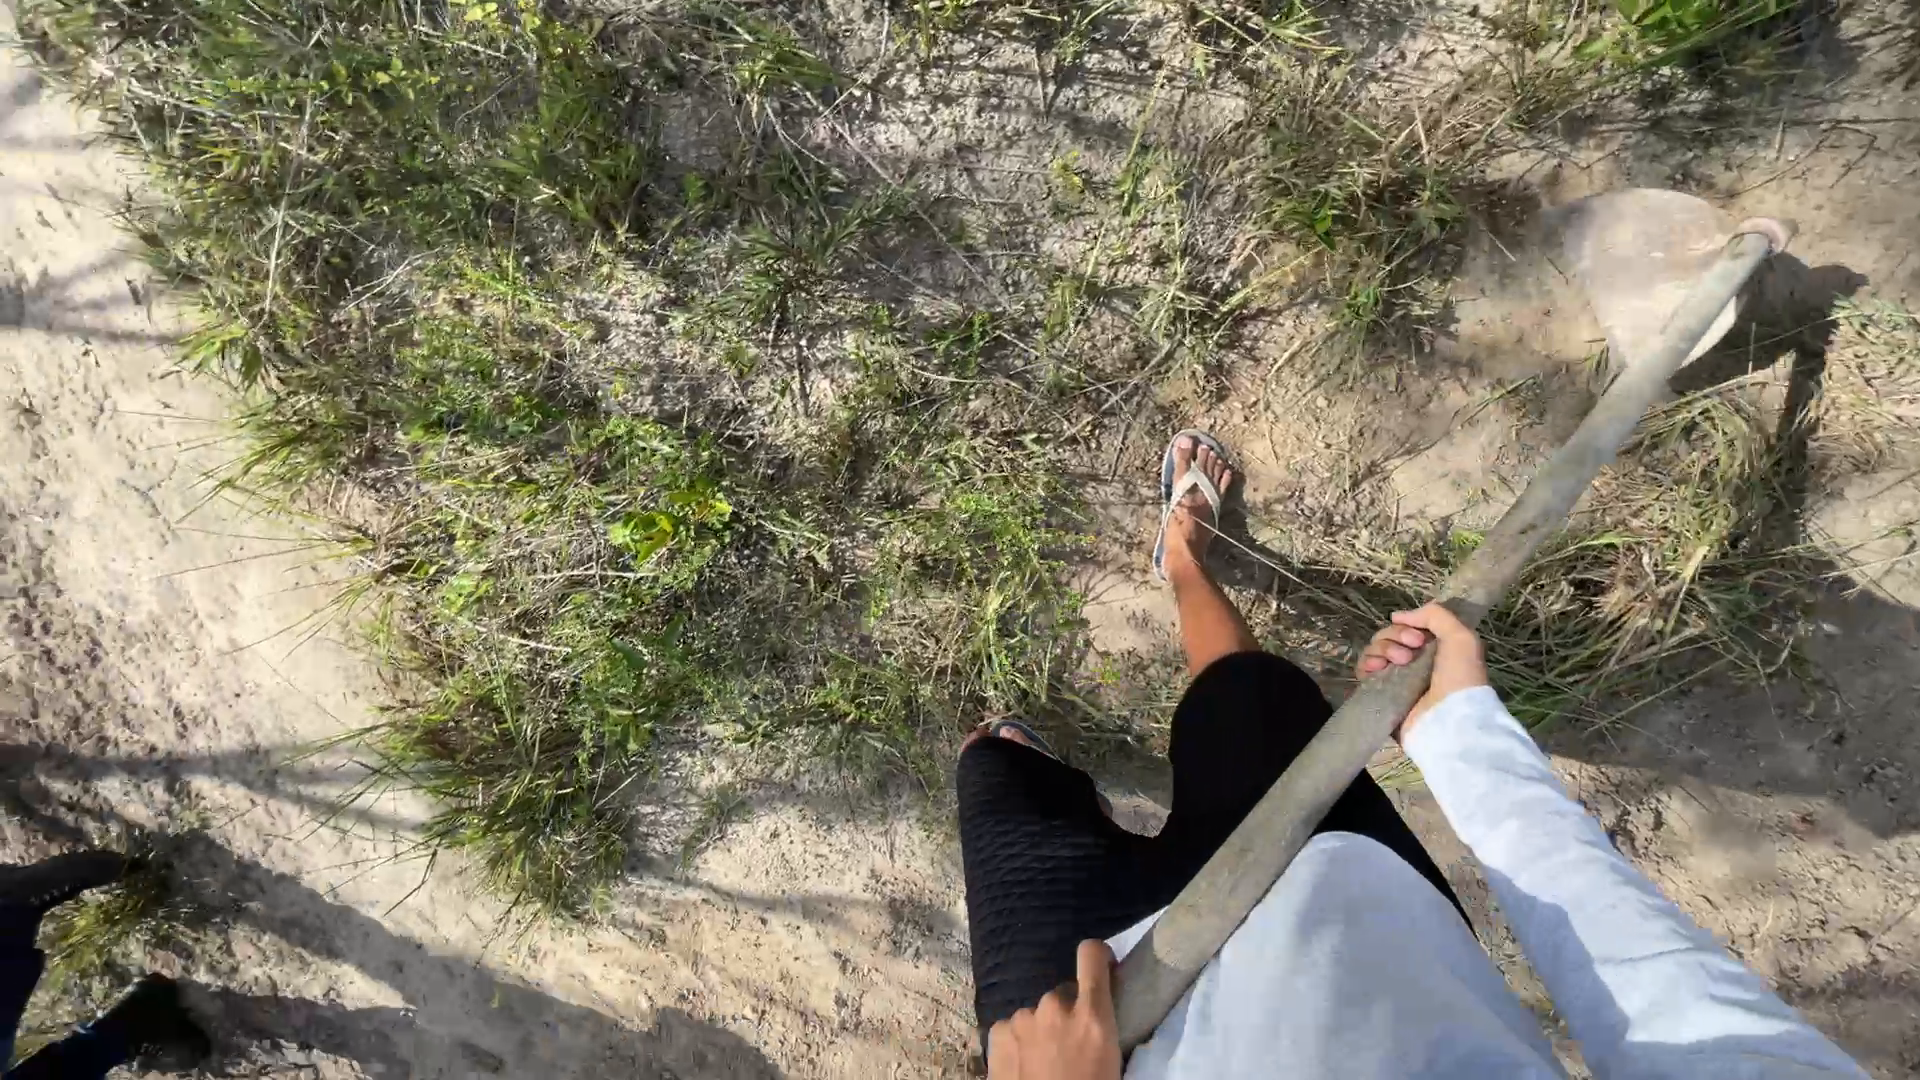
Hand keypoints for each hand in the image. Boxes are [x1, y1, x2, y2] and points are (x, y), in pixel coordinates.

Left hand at [986, 940, 1121, 1079]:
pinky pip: (1014, 1027)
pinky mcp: (999, 1031)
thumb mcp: (1110, 1064)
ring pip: (1038, 1013)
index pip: (1093, 954)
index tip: (1103, 969)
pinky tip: (1023, 1069)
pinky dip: (1019, 1043)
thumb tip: (1099, 1016)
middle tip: (1071, 1049)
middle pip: (1064, 993)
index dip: (1099, 957)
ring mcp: (1024, 1017)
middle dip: (1068, 1013)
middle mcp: (1056, 1006)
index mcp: (1093, 1017)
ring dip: (1043, 1030)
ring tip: (1045, 1066)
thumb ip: (1100, 1028)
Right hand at [1356, 602, 1488, 739]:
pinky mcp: (1378, 692)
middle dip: (1395, 637)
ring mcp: (1393, 677)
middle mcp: (1411, 662)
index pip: (1406, 628)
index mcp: (1432, 650)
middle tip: (1411, 651)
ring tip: (1398, 662)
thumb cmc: (1460, 678)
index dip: (1407, 626)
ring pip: (1374, 649)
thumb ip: (1435, 616)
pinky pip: (1363, 669)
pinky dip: (1367, 663)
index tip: (1418, 637)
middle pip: (1387, 636)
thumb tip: (1398, 616)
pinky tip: (1377, 667)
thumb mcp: (1461, 638)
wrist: (1450, 718)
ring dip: (1383, 649)